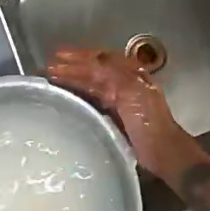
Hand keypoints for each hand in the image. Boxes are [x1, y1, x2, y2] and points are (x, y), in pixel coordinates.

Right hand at [47, 47, 199, 180]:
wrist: (162, 153)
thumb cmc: (149, 121)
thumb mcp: (132, 91)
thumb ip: (111, 74)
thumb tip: (90, 61)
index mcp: (129, 74)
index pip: (99, 59)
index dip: (77, 57)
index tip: (56, 56)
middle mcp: (122, 83)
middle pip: (92, 70)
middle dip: (70, 66)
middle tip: (47, 67)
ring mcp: (117, 100)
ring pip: (90, 84)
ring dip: (71, 79)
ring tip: (50, 78)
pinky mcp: (112, 117)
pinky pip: (91, 100)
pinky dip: (77, 94)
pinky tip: (64, 95)